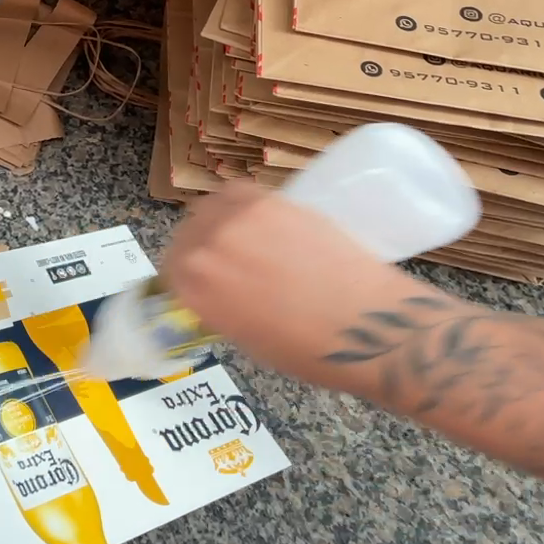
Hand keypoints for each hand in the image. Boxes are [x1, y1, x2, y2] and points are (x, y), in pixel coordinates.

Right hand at [159, 182, 425, 386]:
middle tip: (227, 261)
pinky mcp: (265, 201)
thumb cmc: (312, 350)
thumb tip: (213, 292)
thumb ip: (216, 308)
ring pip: (207, 211)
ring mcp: (233, 221)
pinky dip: (239, 203)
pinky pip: (234, 193)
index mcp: (192, 288)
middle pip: (185, 237)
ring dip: (217, 223)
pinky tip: (256, 217)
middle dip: (200, 249)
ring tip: (244, 237)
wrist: (373, 329)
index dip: (186, 276)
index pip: (170, 271)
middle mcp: (203, 249)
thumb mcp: (245, 338)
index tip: (201, 279)